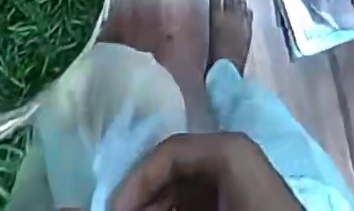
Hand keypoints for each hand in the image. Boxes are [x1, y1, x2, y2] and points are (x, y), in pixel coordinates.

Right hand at [109, 132, 304, 210]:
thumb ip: (163, 208)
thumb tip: (118, 207)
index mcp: (228, 149)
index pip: (170, 151)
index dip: (136, 181)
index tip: (112, 210)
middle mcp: (233, 153)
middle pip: (177, 167)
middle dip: (146, 197)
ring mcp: (240, 176)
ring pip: (187, 185)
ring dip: (160, 206)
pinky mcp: (241, 198)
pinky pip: (201, 199)